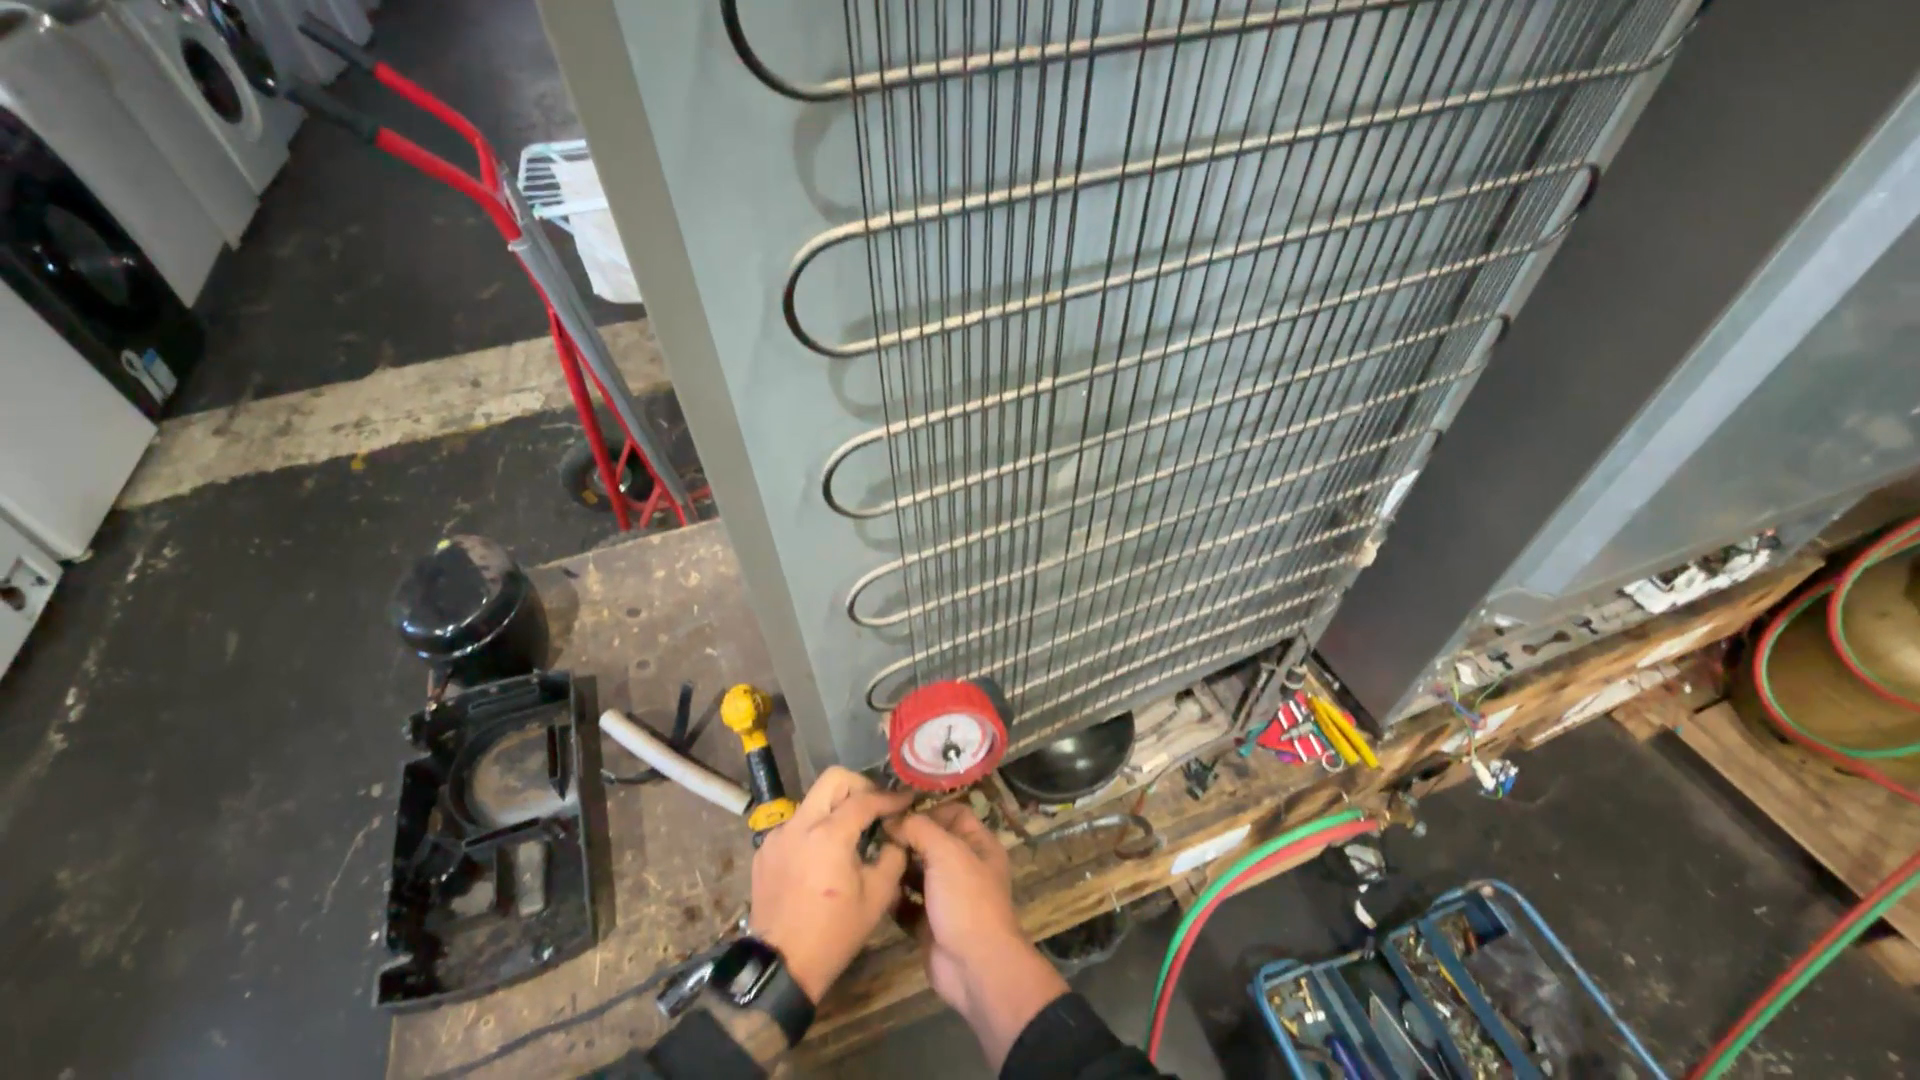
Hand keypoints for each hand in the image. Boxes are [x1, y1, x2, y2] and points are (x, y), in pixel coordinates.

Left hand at [748, 766, 912, 1002]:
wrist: (781, 965)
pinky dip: (814, 830)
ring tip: (851, 835)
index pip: (865, 799)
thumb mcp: (876, 897)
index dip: (890, 797)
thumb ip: (893, 857)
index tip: (906, 801)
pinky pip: (795, 826)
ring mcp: (777, 836)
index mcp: (829, 835)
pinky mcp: (764, 850)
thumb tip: (897, 836)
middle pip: (833, 779)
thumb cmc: (834, 933)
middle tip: (875, 806)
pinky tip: (823, 857)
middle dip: (859, 786)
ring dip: (835, 809)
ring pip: (812, 801)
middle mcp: (799, 825)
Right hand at [891, 804, 1068, 1068]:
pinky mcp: (930, 924)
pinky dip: (893, 897)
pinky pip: (907, 904)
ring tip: (869, 858)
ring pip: (917, 874)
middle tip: (874, 835)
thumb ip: (918, 828)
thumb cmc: (966, 900)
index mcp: (979, 846)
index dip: (928, 811)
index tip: (897, 814)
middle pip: (932, 843)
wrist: (975, 967)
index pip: (954, 814)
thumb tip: (892, 819)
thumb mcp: (946, 852)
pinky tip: (873, 888)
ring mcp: (947, 898)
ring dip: (896, 867)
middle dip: (906, 839)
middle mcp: (965, 868)